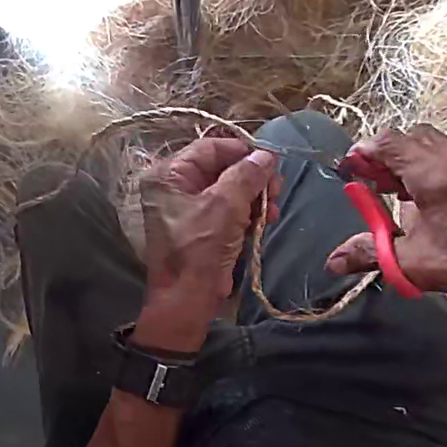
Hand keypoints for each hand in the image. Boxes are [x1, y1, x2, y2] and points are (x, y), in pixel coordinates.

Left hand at [135, 137, 279, 349]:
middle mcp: (174, 187)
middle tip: (276, 189)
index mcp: (169, 175)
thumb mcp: (225, 205)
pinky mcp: (201, 229)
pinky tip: (265, 220)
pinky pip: (227, 210)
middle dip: (252, 178)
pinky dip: (247, 213)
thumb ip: (246, 175)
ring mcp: (187, 209)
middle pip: (221, 168)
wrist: (187, 298)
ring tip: (272, 210)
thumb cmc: (200, 247)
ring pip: (228, 190)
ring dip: (254, 197)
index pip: (209, 147)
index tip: (270, 161)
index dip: (241, 151)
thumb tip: (266, 155)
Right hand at [324, 125, 446, 347]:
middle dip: (387, 155)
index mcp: (433, 171)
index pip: (386, 141)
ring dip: (415, 160)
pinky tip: (443, 199)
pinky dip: (441, 166)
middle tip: (377, 185)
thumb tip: (332, 262)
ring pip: (438, 143)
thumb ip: (367, 254)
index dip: (363, 152)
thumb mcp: (410, 262)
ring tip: (408, 194)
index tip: (351, 172)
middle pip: (410, 136)